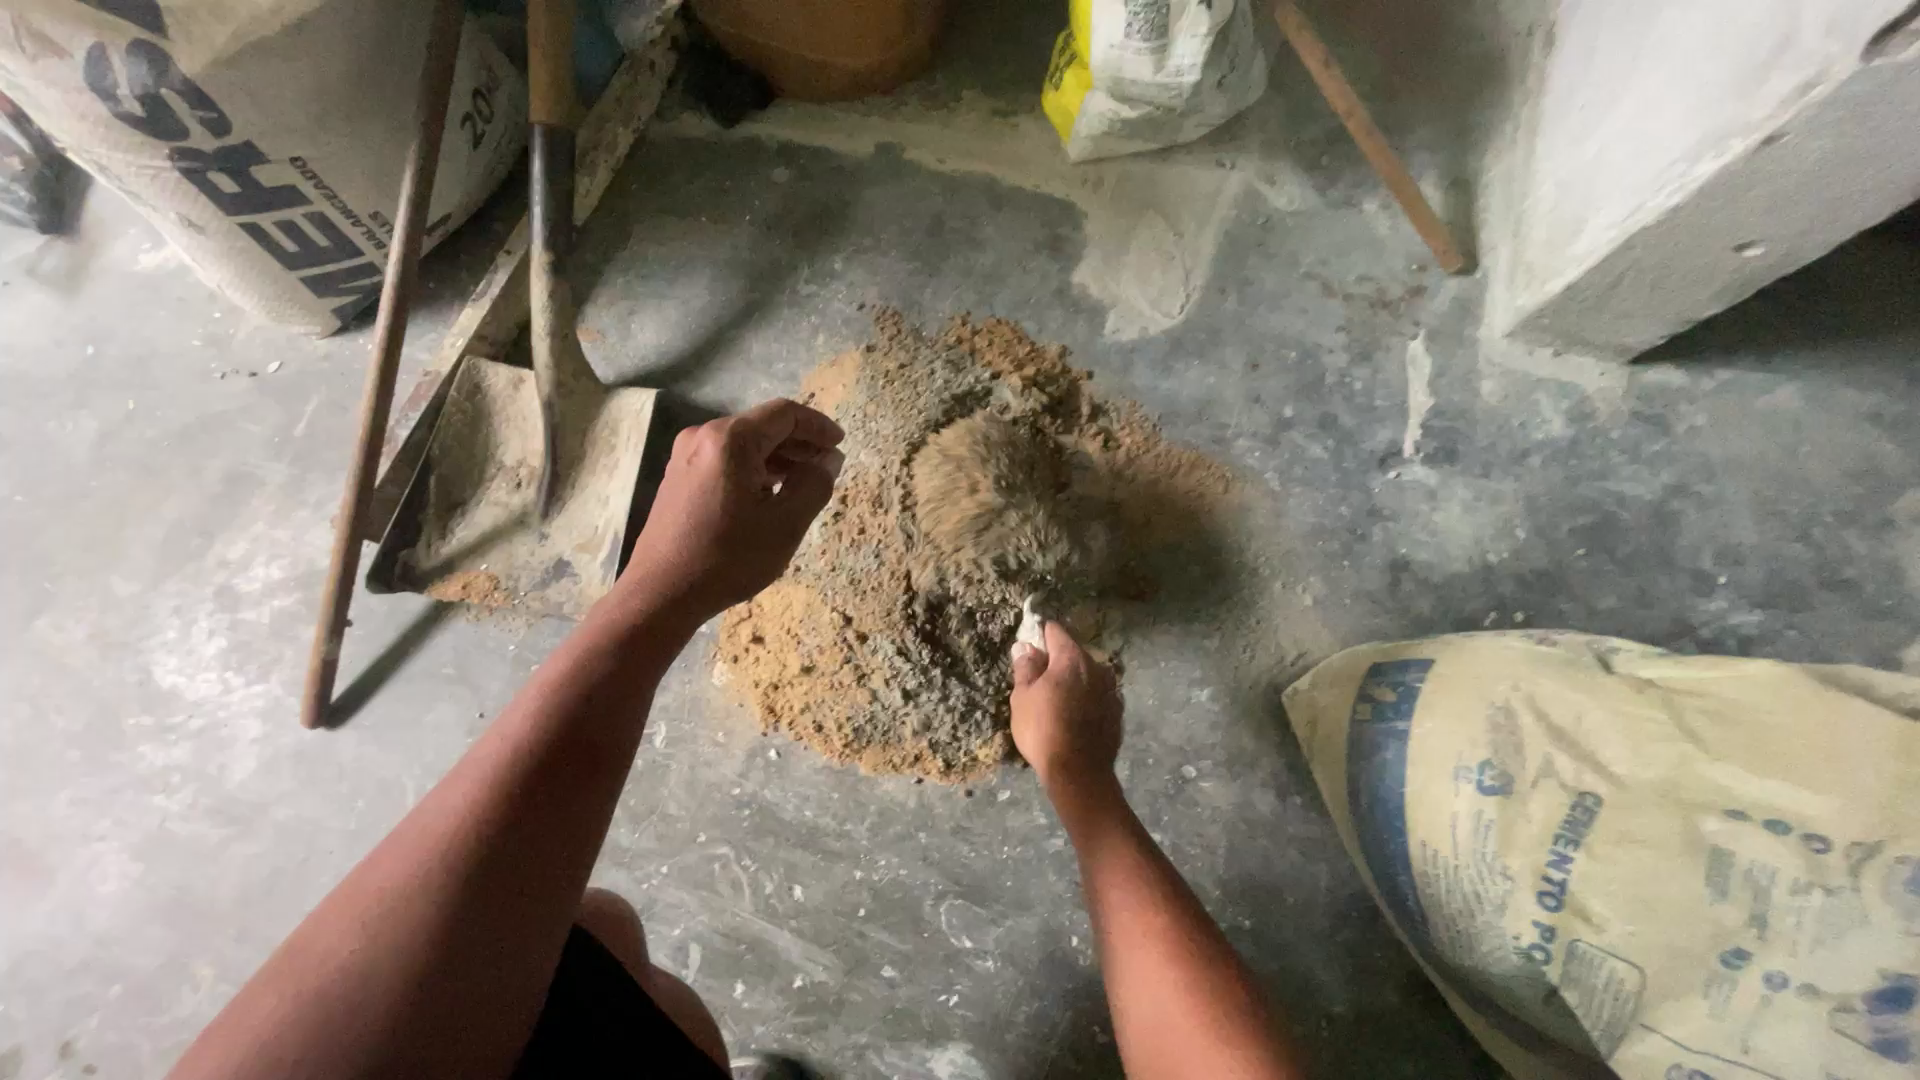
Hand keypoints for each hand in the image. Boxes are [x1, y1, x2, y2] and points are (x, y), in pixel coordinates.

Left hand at [624, 398, 844, 621]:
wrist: (661, 593)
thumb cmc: (728, 558)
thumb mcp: (786, 524)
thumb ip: (815, 484)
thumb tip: (829, 459)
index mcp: (731, 440)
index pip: (784, 413)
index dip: (818, 426)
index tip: (840, 444)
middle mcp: (704, 436)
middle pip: (762, 425)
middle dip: (799, 442)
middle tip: (827, 466)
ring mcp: (686, 456)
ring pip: (744, 443)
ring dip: (778, 457)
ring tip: (804, 483)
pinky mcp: (679, 477)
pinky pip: (726, 459)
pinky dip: (754, 468)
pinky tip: (769, 494)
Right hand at [1010, 620, 1122, 795]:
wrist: (1079, 773)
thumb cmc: (1043, 731)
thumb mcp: (1022, 698)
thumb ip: (1025, 667)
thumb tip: (1025, 646)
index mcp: (1071, 658)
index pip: (1055, 631)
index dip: (1039, 636)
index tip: (1028, 649)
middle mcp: (1097, 667)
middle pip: (1073, 652)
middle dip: (1056, 660)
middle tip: (1038, 680)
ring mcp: (1111, 689)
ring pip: (1087, 674)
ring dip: (1073, 680)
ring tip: (1056, 701)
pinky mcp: (1118, 710)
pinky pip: (1097, 694)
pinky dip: (1086, 697)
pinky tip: (1074, 715)